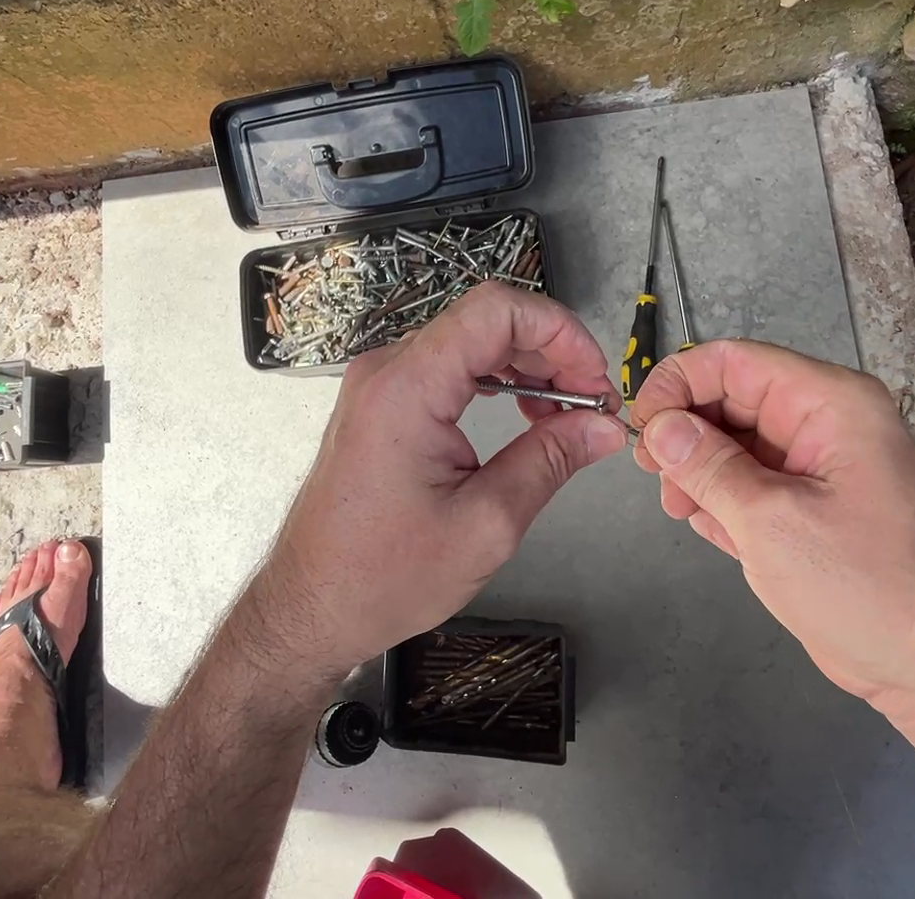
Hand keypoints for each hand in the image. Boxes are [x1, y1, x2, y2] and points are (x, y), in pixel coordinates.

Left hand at [256, 282, 629, 672]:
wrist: (311, 604)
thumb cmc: (384, 577)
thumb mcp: (485, 524)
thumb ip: (550, 460)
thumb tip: (603, 426)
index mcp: (407, 389)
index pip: (496, 310)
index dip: (559, 330)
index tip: (595, 377)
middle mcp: (387, 370)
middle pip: (487, 320)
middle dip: (552, 352)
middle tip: (592, 403)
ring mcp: (380, 382)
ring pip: (472, 341)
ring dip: (528, 366)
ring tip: (565, 414)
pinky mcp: (382, 400)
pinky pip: (449, 366)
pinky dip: (497, 380)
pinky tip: (526, 414)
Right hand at [630, 340, 914, 715]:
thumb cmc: (863, 586)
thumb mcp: (770, 520)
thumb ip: (706, 465)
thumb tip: (658, 426)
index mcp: (828, 402)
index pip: (733, 361)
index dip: (679, 383)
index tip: (643, 427)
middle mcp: (822, 420)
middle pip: (730, 399)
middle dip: (685, 433)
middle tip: (653, 477)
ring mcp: (814, 463)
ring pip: (732, 441)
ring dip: (697, 471)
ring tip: (682, 511)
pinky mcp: (806, 502)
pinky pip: (746, 479)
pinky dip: (720, 498)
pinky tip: (712, 530)